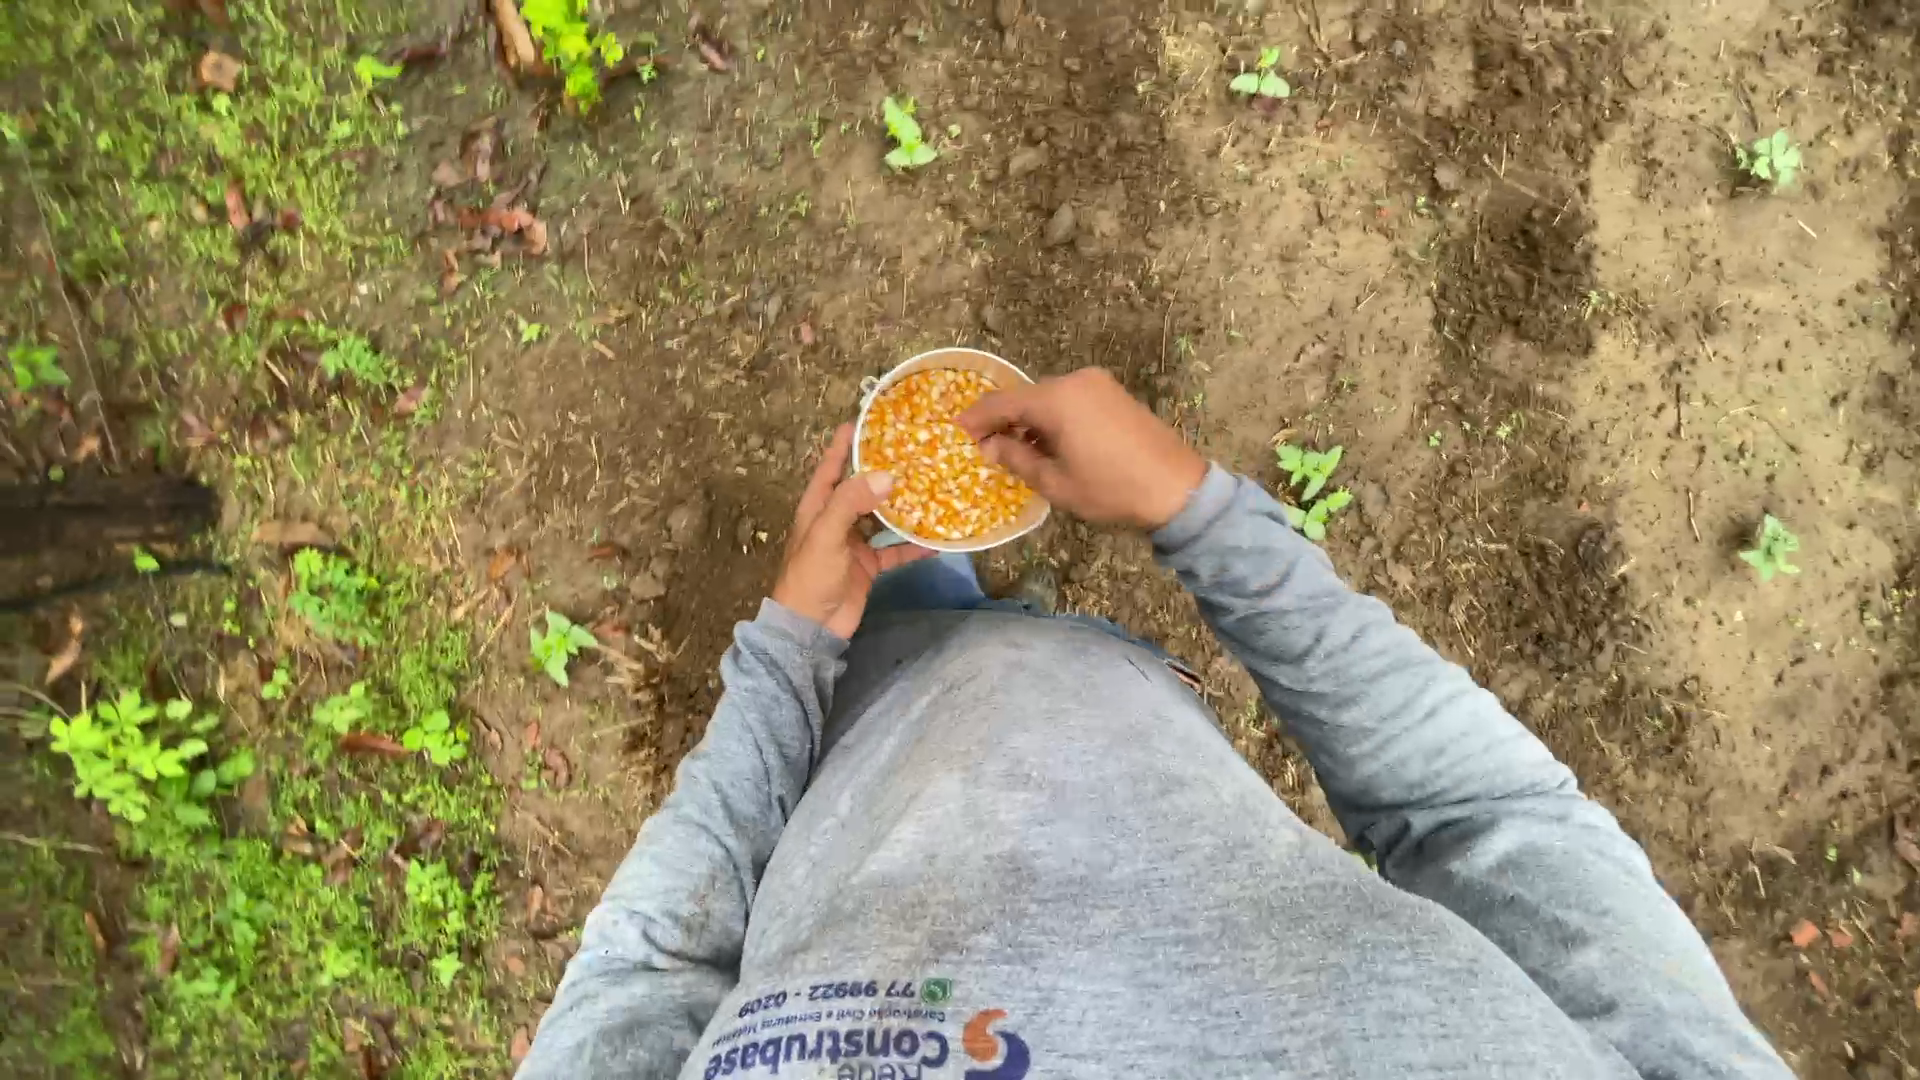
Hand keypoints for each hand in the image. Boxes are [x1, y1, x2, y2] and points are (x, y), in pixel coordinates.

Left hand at [771, 424, 933, 638]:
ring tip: (930, 486)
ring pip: (882, 516)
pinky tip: (935, 539)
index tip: (867, 420)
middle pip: (861, 487)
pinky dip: (913, 545)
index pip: (832, 465)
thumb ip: (852, 503)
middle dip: (883, 470)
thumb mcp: (826, 534)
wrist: (811, 628)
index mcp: (818, 506)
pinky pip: (894, 549)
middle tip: (913, 450)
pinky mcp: (868, 564)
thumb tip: (886, 475)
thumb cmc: (811, 577)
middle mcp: (836, 519)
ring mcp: (853, 542)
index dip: (846, 442)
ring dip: (903, 505)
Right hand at [956, 368, 1207, 529]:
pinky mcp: (1113, 394)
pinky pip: (1070, 400)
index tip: (956, 432)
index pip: (1002, 403)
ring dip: (1029, 421)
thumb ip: (1017, 458)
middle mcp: (1076, 381)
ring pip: (1048, 398)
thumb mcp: (1056, 482)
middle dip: (1003, 421)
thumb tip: (989, 446)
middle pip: (1026, 397)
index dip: (976, 419)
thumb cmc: (1111, 489)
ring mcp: (1098, 384)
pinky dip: (1052, 418)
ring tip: (1016, 451)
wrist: (1177, 489)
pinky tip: (1048, 443)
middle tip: (985, 447)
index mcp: (1057, 399)